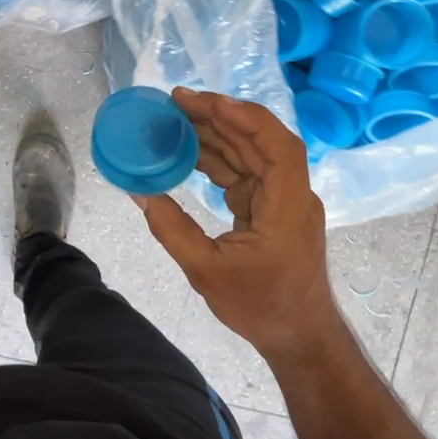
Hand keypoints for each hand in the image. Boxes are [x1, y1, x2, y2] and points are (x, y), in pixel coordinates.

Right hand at [133, 88, 340, 362]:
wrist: (299, 337)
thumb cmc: (261, 307)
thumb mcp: (206, 272)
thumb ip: (171, 228)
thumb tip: (138, 191)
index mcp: (288, 206)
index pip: (276, 145)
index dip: (243, 117)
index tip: (202, 102)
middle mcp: (291, 194)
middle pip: (259, 140)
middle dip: (218, 116)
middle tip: (174, 101)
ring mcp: (282, 199)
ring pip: (250, 152)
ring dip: (215, 132)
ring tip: (174, 117)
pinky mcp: (270, 208)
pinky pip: (243, 171)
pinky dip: (216, 157)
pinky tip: (188, 149)